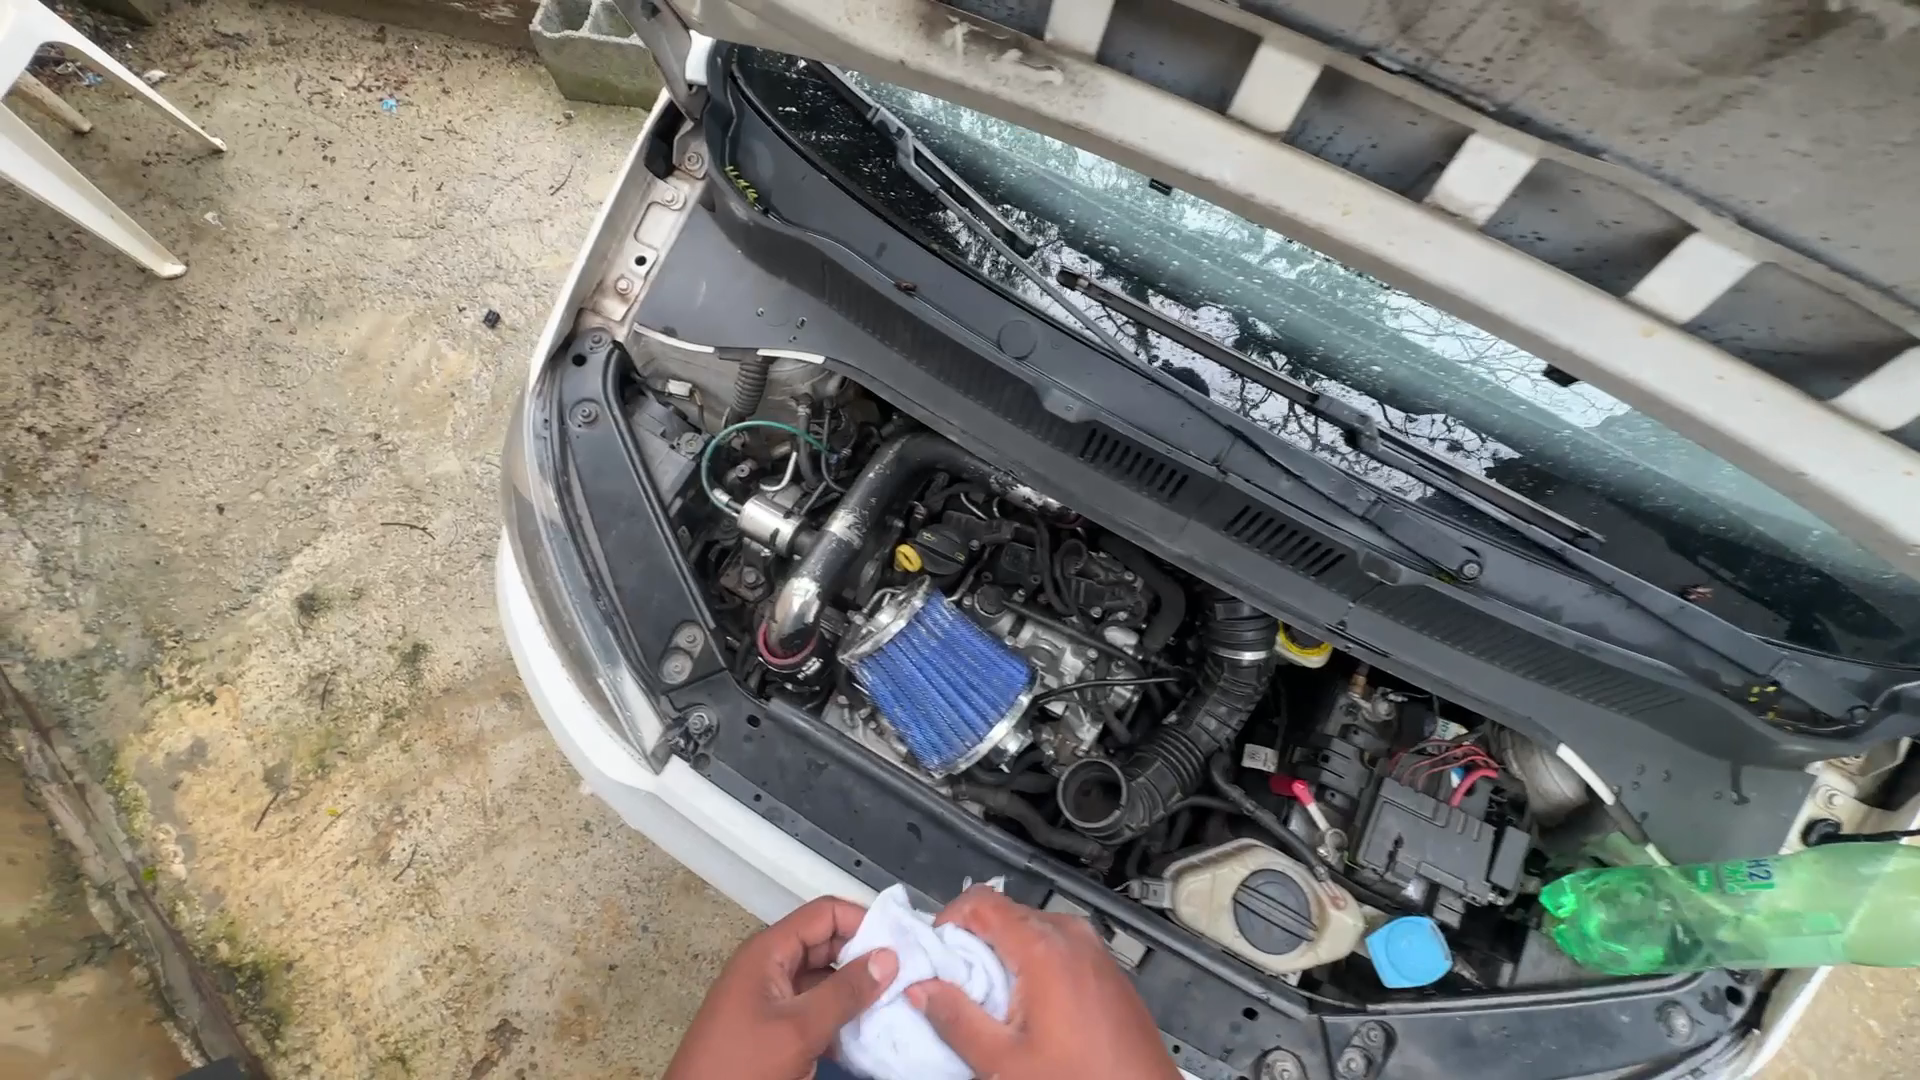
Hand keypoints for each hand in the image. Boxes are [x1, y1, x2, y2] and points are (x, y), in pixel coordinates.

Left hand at [665, 896, 897, 1079]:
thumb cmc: (741, 1069)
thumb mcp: (799, 1029)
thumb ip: (845, 991)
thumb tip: (889, 956)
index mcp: (769, 950)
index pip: (825, 913)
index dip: (862, 921)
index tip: (900, 942)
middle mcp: (770, 965)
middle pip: (826, 943)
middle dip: (863, 956)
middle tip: (905, 974)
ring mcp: (771, 999)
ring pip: (823, 978)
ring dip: (855, 990)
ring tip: (894, 1002)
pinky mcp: (773, 1030)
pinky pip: (814, 1009)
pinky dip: (839, 1016)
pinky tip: (867, 1033)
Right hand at [907, 886, 1179, 1079]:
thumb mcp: (1006, 1063)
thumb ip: (957, 1020)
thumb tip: (922, 989)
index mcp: (1043, 947)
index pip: (982, 901)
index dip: (950, 917)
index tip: (936, 949)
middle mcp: (1070, 934)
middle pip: (1005, 912)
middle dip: (974, 941)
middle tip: (956, 982)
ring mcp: (1091, 946)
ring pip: (1030, 928)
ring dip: (1003, 952)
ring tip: (992, 1000)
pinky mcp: (1103, 964)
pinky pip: (1056, 944)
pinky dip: (1033, 961)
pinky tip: (1029, 1005)